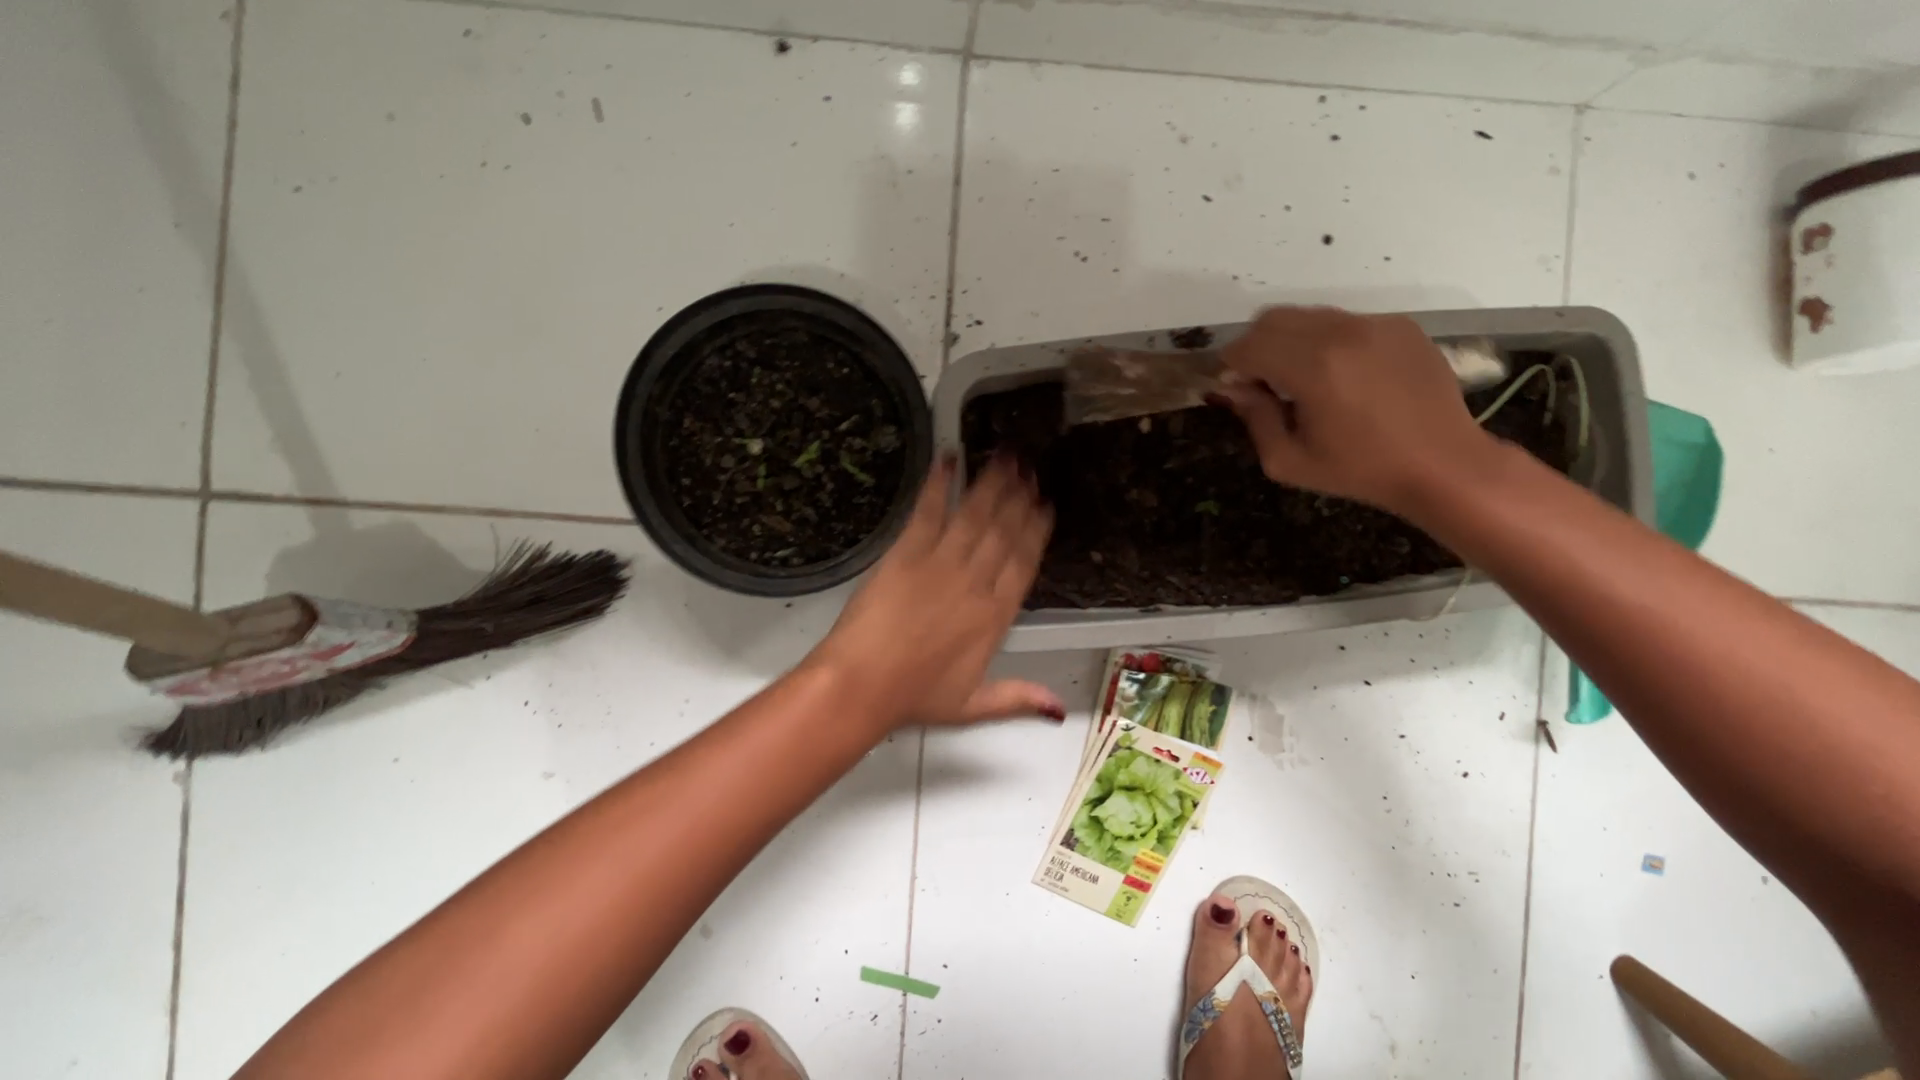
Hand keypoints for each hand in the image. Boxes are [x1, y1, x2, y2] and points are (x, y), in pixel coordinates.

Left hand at [805, 453, 1063, 729]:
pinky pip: (928, 512)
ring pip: (975, 516)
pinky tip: (949, 459)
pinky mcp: (905, 553)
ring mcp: (941, 564)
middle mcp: (975, 583)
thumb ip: (1017, 698)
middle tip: (1030, 469)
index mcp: (994, 617)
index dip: (1037, 532)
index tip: (1046, 506)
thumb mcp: (972, 706)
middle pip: (1004, 532)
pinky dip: (939, 484)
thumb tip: (1058, 707)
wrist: (862, 685)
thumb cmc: (914, 698)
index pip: (1025, 564)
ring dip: (991, 484)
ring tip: (1005, 456)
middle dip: (1019, 498)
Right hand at [1213, 306, 1502, 513]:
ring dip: (1292, 341)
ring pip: (1309, 315)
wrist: (1443, 465)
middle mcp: (1342, 333)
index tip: (1234, 387)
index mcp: (1312, 368)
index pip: (1249, 346)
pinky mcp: (1400, 325)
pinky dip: (1330, 341)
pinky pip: (1346, 321)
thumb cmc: (1361, 471)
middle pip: (1273, 319)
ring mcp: (1375, 324)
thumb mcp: (1290, 460)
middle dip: (1256, 346)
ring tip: (1303, 378)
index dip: (1232, 366)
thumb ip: (1254, 419)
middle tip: (1261, 381)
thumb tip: (1234, 389)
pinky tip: (1344, 376)